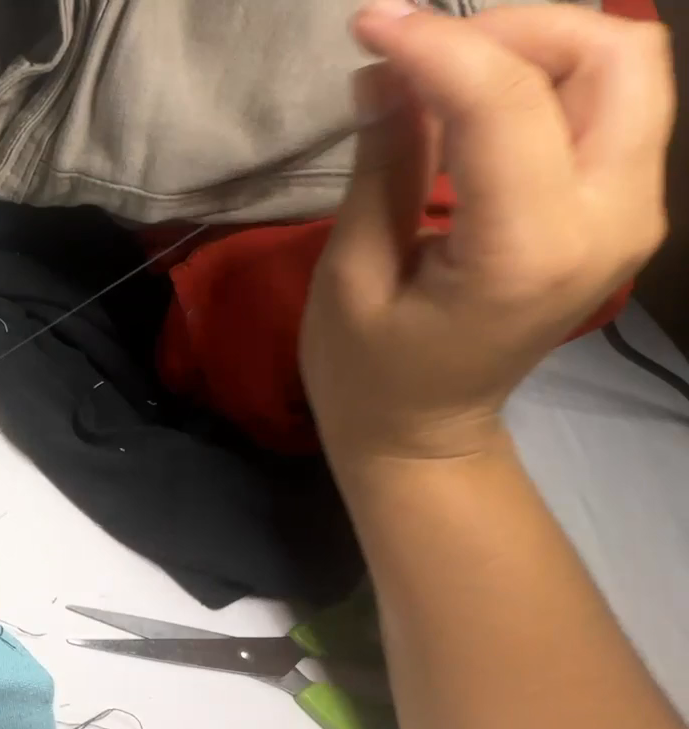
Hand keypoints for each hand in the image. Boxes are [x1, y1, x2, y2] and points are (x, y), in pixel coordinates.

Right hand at [300, 1, 672, 464]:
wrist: (422, 431)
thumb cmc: (366, 373)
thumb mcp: (350, 279)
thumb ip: (383, 172)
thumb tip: (382, 78)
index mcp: (528, 250)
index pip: (507, 106)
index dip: (437, 47)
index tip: (369, 23)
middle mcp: (613, 215)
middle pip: (612, 56)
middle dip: (509, 27)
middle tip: (415, 46)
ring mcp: (635, 207)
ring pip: (625, 67)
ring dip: (534, 43)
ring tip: (438, 65)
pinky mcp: (625, 203)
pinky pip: (608, 105)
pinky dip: (542, 77)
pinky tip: (469, 96)